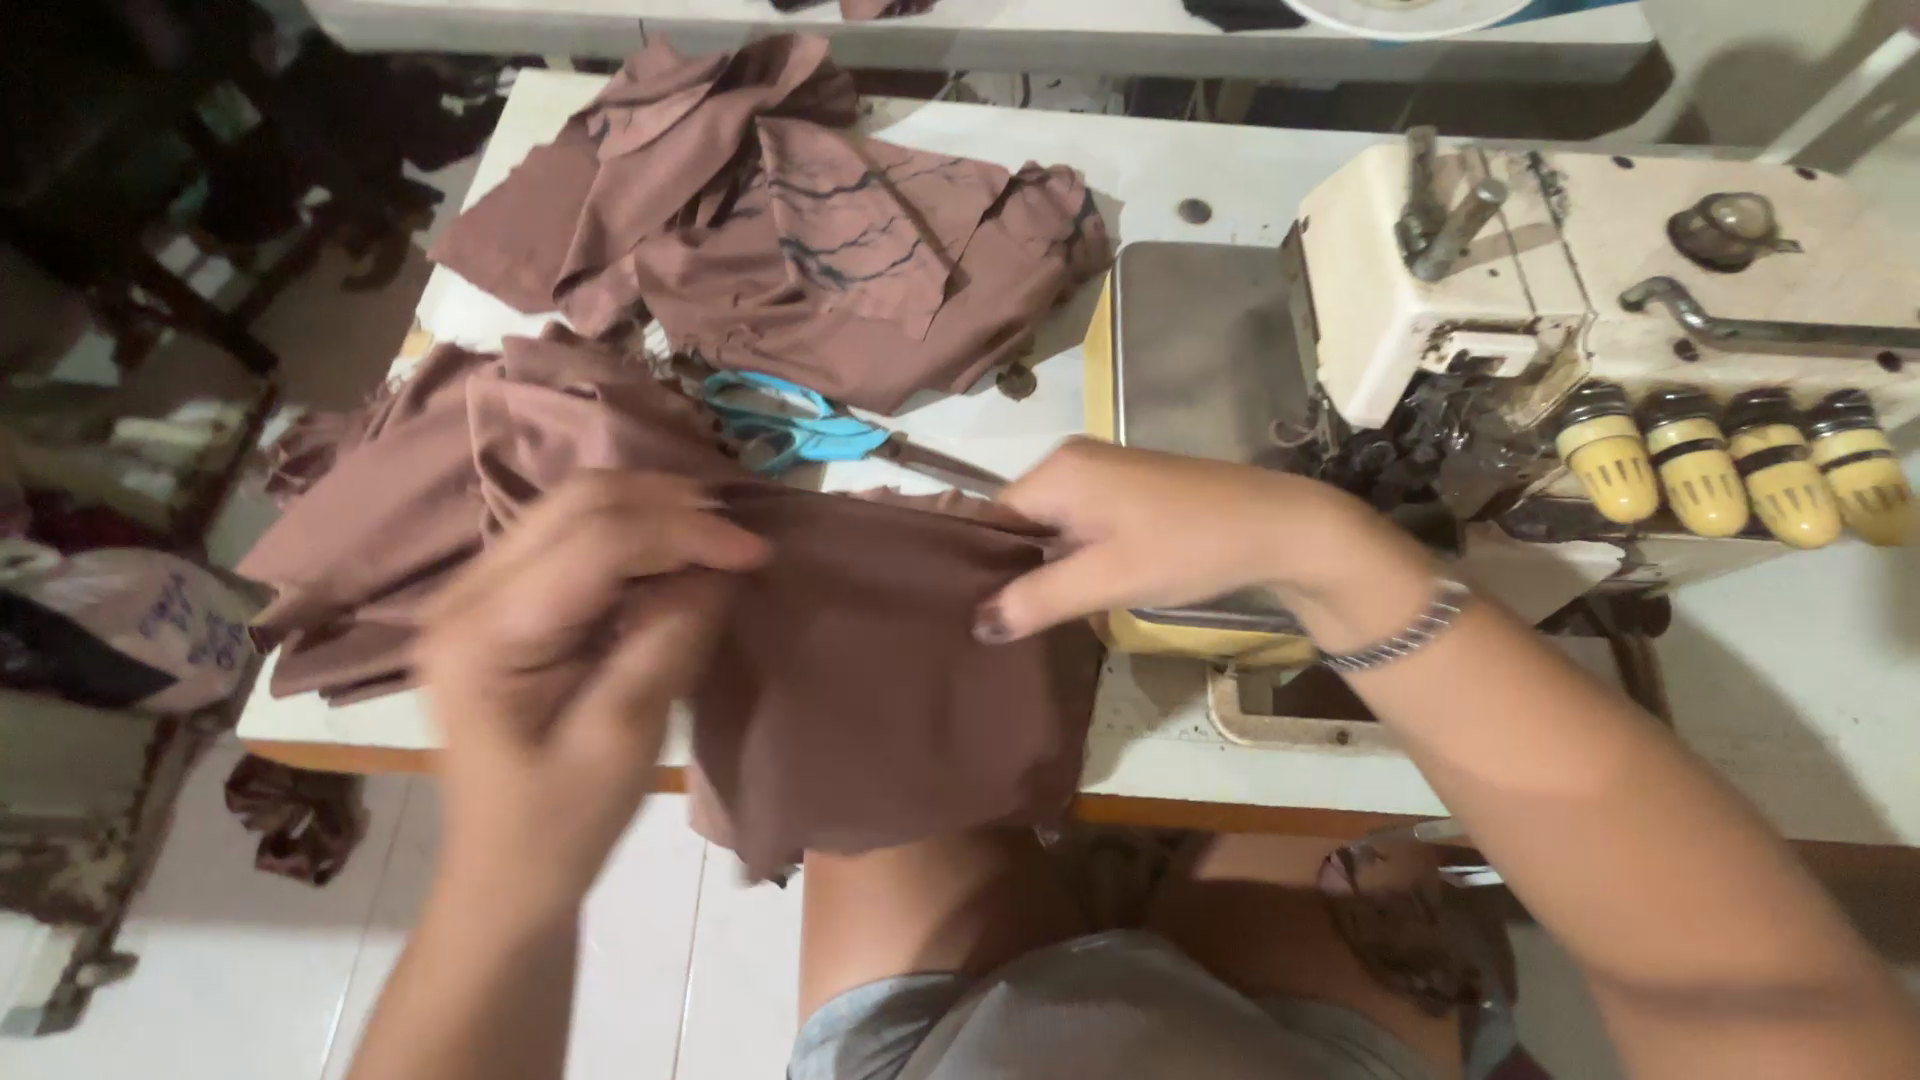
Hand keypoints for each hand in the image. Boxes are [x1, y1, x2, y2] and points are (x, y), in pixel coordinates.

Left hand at [415, 472, 768, 918]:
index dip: (685, 533)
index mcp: (485, 633)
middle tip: (742, 539)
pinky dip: (639, 534)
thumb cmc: (561, 824)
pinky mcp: (505, 601)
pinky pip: (577, 535)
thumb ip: (670, 638)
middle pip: (580, 501)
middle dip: (672, 507)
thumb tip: (721, 569)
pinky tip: (680, 558)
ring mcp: (479, 592)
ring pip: (578, 506)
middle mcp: (467, 593)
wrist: (505, 875)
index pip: (598, 540)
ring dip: (657, 512)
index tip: (757, 552)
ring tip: (720, 542)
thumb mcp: (626, 736)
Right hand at [976, 440, 1432, 650]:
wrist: (1279, 528)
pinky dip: (1066, 559)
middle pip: (1016, 522)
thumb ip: (1038, 599)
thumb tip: (977, 626)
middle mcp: (1069, 462)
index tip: (964, 612)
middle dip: (1007, 570)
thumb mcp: (1107, 579)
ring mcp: (1099, 474)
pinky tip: (1064, 594)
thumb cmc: (1188, 547)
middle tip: (990, 624)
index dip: (976, 565)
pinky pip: (1073, 526)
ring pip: (1045, 528)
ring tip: (1020, 616)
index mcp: (1057, 471)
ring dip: (1038, 568)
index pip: (990, 519)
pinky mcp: (1123, 492)